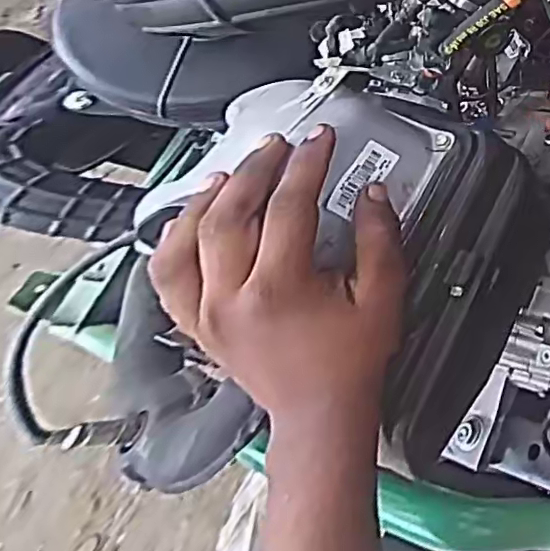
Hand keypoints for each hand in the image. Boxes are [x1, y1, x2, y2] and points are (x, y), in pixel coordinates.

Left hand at [150, 128, 406, 432]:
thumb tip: (372, 193)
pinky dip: (173, 238)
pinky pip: (166, 274)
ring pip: (186, 240)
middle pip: (231, 213)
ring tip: (234, 169)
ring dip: (210, 196)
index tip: (321, 140)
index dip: (308, 164)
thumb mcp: (383, 293)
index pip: (289, 206)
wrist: (320, 410)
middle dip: (258, 168)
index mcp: (279, 288)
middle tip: (281, 145)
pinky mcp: (196, 323)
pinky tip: (191, 216)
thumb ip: (379, 238)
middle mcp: (231, 299)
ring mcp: (205, 313)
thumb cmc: (351, 359)